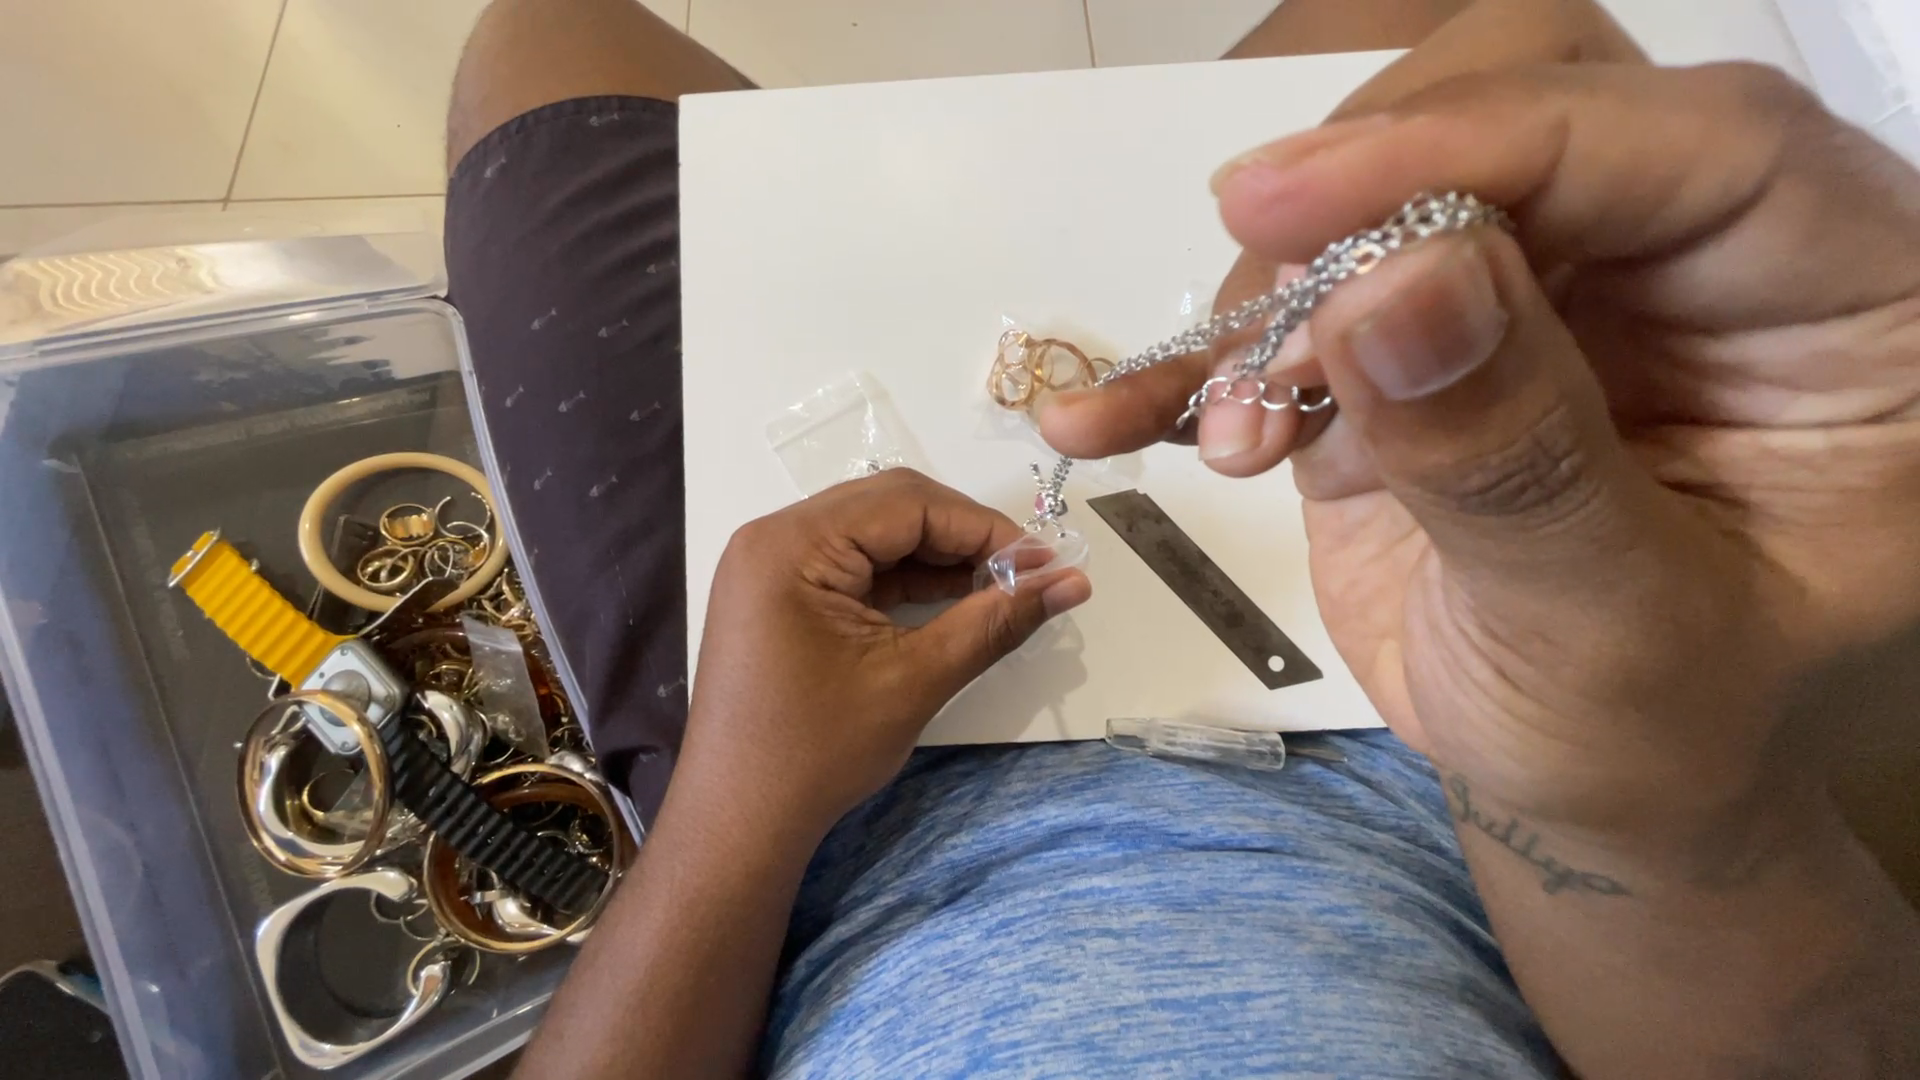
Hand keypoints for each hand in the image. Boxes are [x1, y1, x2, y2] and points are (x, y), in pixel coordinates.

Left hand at [683, 470, 1091, 836]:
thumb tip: (1073, 582)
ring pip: (875, 533)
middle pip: (889, 507)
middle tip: (1022, 575)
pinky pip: (854, 563)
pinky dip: (905, 577)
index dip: (982, 527)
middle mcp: (775, 537)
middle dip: (962, 536)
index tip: (1042, 562)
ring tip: (996, 588)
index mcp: (792, 544)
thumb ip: (996, 622)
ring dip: (937, 554)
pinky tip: (951, 598)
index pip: (907, 503)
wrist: (738, 821)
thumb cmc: (817, 753)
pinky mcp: (781, 592)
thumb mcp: (915, 680)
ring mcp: (773, 564)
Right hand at [1046, 7, 1919, 851]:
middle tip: (1264, 314)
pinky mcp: (1383, 368)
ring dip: (1259, 316)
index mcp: (1827, 304)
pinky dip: (1185, 375)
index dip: (1466, 149)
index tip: (1277, 206)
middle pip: (1504, 120)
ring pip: (1361, 217)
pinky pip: (1276, 334)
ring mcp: (1507, 311)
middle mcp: (1665, 272)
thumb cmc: (1634, 723)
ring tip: (1233, 442)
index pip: (1666, 144)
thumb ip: (1509, 453)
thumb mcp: (1602, 619)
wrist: (1556, 766)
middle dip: (1356, 207)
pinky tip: (1102, 421)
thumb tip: (1388, 285)